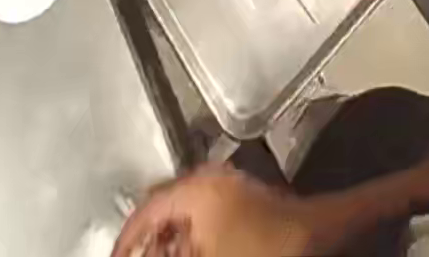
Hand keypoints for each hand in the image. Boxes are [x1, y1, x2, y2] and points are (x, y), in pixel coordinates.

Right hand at [112, 166, 317, 256]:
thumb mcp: (202, 254)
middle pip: (164, 205)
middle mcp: (209, 180)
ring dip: (171, 238)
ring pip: (185, 212)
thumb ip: (168, 250)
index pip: (147, 208)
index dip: (127, 237)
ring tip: (161, 254)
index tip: (116, 255)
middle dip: (150, 236)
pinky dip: (191, 235)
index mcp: (195, 189)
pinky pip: (204, 216)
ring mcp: (228, 187)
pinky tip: (191, 251)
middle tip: (137, 254)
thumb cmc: (258, 248)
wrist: (312, 239)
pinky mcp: (244, 201)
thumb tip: (143, 251)